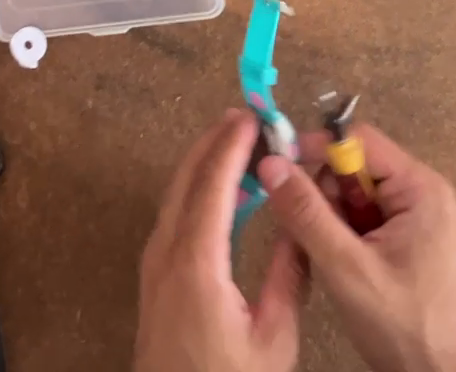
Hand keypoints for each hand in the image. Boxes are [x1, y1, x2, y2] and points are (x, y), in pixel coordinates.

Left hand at [136, 109, 306, 371]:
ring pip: (177, 193)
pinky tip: (221, 191)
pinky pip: (174, 213)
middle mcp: (166, 250)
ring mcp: (154, 260)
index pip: (213, 185)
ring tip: (235, 142)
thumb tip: (301, 229)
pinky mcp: (154, 272)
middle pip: (187, 178)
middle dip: (213, 142)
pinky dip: (197, 189)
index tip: (251, 117)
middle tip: (244, 117)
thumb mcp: (273, 339)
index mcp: (196, 261)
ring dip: (204, 162)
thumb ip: (288, 279)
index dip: (231, 146)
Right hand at [257, 123, 455, 371]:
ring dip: (329, 218)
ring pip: (349, 192)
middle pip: (350, 165)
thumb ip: (306, 212)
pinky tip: (341, 264)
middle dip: (324, 194)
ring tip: (331, 258)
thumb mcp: (347, 268)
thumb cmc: (404, 327)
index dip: (314, 147)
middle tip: (317, 235)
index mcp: (421, 189)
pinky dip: (340, 233)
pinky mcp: (405, 239)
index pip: (356, 139)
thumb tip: (268, 162)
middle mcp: (421, 193)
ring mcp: (415, 217)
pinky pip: (359, 215)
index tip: (279, 169)